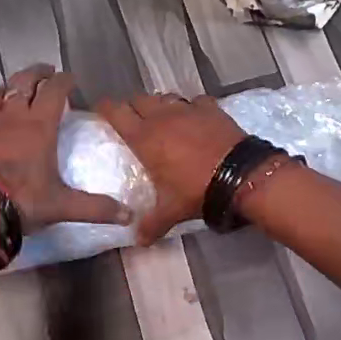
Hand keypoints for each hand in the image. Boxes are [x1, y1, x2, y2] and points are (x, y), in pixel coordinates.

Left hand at [0, 65, 131, 232]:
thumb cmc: (21, 200)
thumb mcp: (62, 206)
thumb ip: (95, 208)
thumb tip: (129, 215)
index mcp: (39, 127)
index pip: (54, 92)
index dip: (63, 82)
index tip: (70, 78)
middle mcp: (12, 118)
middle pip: (23, 83)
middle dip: (36, 74)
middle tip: (45, 71)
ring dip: (6, 89)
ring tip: (12, 89)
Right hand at [99, 91, 246, 245]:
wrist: (239, 176)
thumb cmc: (195, 191)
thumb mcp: (170, 211)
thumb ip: (151, 224)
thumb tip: (138, 241)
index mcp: (144, 138)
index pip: (116, 112)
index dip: (105, 108)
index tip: (101, 110)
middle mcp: (161, 117)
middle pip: (138, 100)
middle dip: (132, 107)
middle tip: (133, 121)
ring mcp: (187, 109)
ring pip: (165, 97)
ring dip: (160, 106)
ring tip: (162, 119)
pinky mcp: (210, 108)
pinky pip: (194, 100)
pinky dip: (190, 107)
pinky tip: (194, 118)